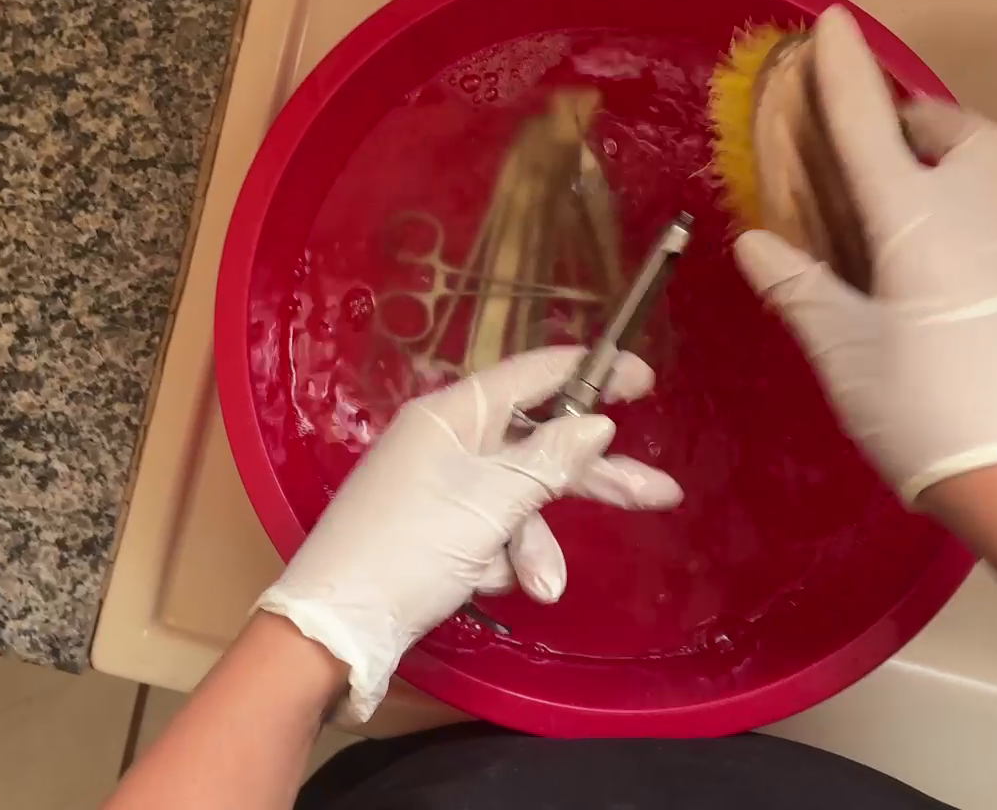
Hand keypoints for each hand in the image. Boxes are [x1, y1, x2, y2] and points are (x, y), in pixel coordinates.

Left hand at [257, 346, 670, 720]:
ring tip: (539, 586)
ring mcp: (442, 485)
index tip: (642, 376)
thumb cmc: (412, 545)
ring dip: (533, 543)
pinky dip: (496, 557)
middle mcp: (448, 441)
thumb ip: (549, 459)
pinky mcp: (439, 527)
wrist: (338, 623)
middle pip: (537, 445)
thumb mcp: (490, 501)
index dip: (588, 373)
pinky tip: (478, 580)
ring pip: (516, 500)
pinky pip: (490, 530)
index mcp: (452, 414)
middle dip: (590, 478)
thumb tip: (599, 422)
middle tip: (658, 491)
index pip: (532, 377)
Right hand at [733, 6, 996, 502]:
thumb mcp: (838, 342)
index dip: (845, 73)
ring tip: (869, 194)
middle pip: (964, 137)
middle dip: (917, 117)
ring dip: (928, 159)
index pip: (872, 130)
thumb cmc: (919, 403)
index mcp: (918, 226)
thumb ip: (796, 284)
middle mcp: (971, 225)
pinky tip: (893, 254)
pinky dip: (934, 206)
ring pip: (978, 176)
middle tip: (867, 138)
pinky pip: (975, 217)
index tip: (830, 21)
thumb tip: (758, 243)